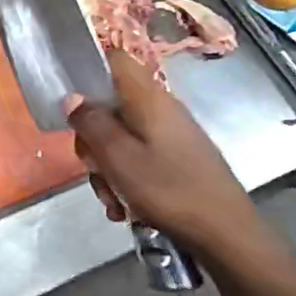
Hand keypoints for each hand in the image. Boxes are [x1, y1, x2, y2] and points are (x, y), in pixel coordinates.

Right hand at [67, 51, 264, 257]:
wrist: (227, 235)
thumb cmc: (169, 189)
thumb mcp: (117, 157)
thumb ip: (91, 123)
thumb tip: (72, 97)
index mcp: (148, 99)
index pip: (116, 60)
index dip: (88, 68)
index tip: (68, 94)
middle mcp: (161, 109)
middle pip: (111, 105)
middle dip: (92, 135)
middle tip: (89, 164)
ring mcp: (171, 135)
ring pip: (120, 136)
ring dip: (106, 165)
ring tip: (110, 198)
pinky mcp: (177, 158)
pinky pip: (138, 156)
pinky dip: (125, 177)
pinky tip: (124, 206)